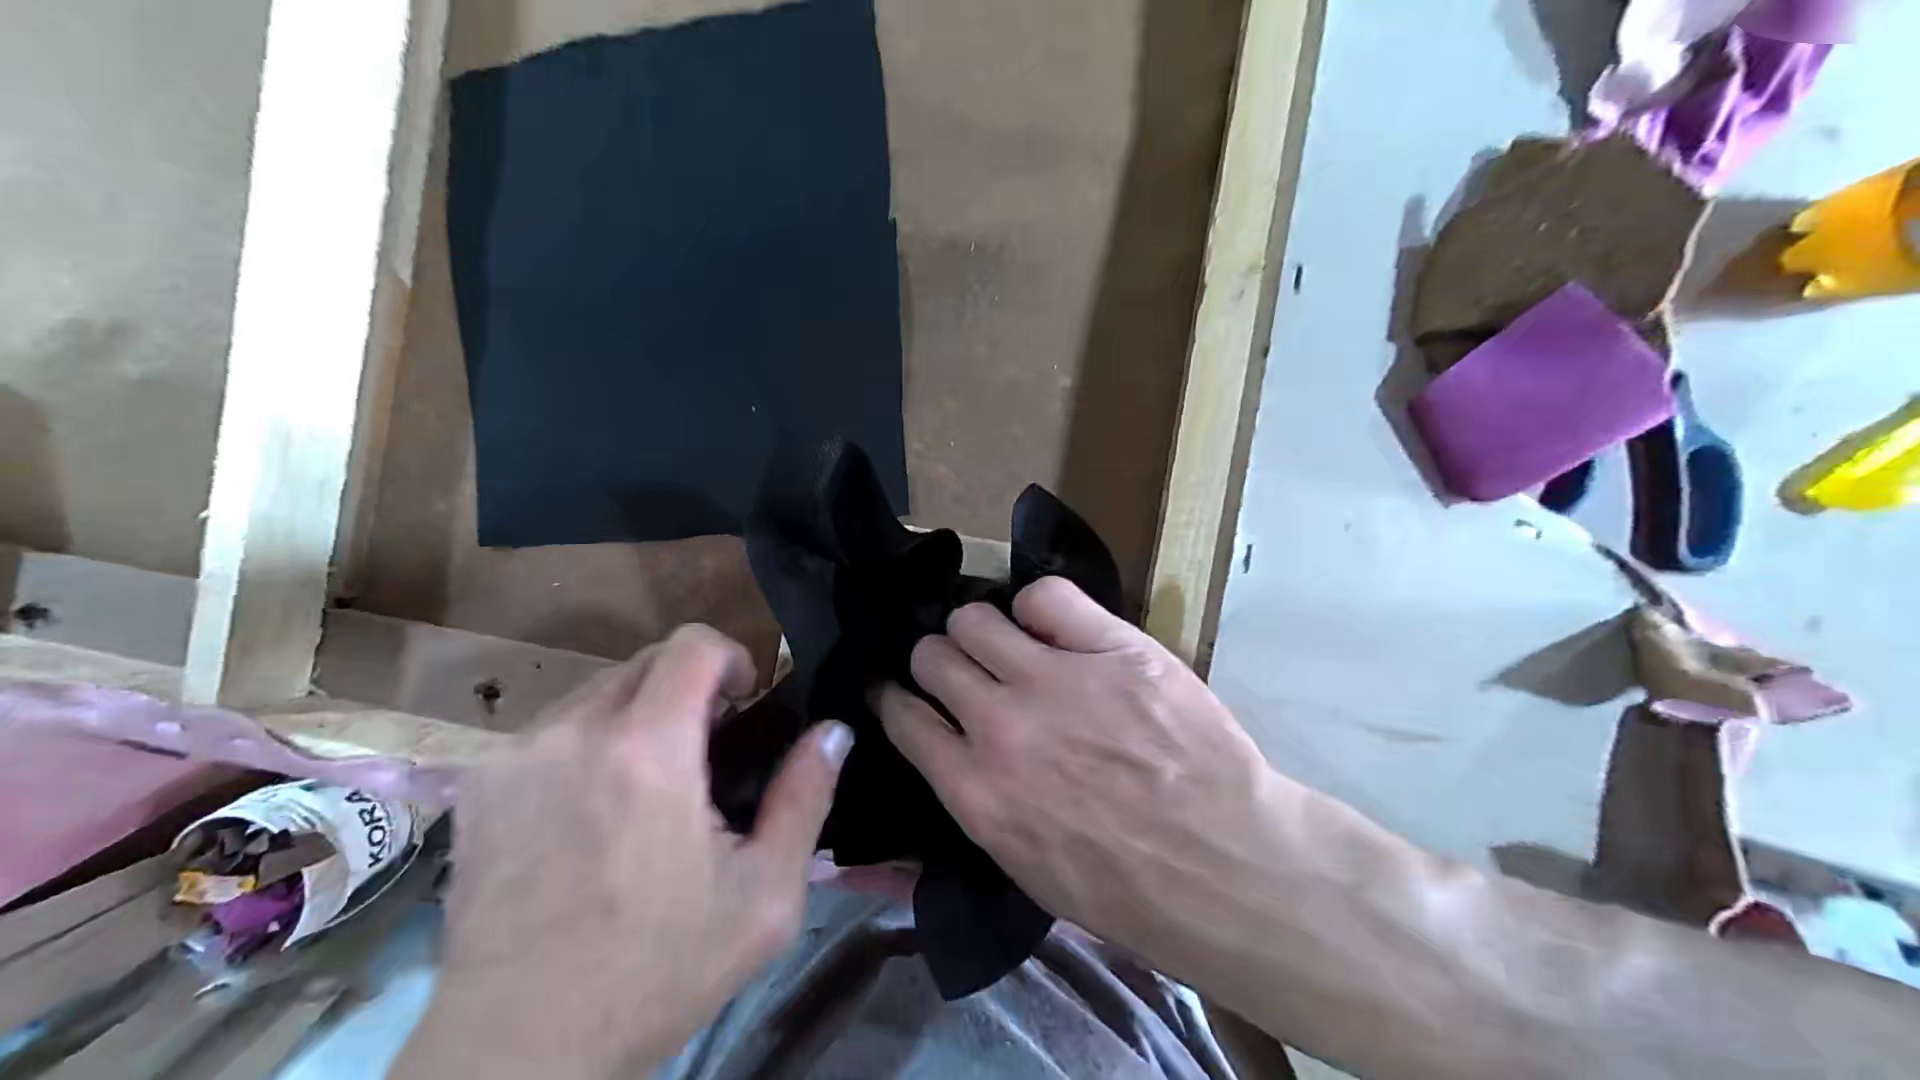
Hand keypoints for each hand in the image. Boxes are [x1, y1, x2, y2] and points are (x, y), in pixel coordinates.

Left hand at [395, 626, 852, 1079]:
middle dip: (689, 687)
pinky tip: (593, 809)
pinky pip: (552, 728)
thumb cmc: (659, 970)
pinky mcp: (479, 786)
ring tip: (648, 784)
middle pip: (647, 660)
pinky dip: (588, 741)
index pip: (692, 643)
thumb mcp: (765, 892)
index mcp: (648, 750)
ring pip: (598, 690)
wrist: (519, 1049)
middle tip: (705, 751)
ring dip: (638, 713)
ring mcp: (516, 756)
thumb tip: (834, 731)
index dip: (732, 658)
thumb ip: (806, 796)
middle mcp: (574, 733)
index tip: (742, 707)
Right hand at [875, 577, 1278, 973]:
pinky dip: (1039, 605)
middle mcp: (1001, 725)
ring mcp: (1056, 680)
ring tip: (1007, 644)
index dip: (894, 696)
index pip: (903, 716)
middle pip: (934, 655)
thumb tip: (881, 854)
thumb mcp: (1024, 876)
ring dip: (981, 629)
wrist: (1227, 867)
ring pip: (977, 618)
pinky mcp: (1112, 647)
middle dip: (938, 659)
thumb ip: (960, 828)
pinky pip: (1046, 596)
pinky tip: (1054, 626)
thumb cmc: (1127, 889)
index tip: (899, 690)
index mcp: (975, 790)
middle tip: (963, 668)